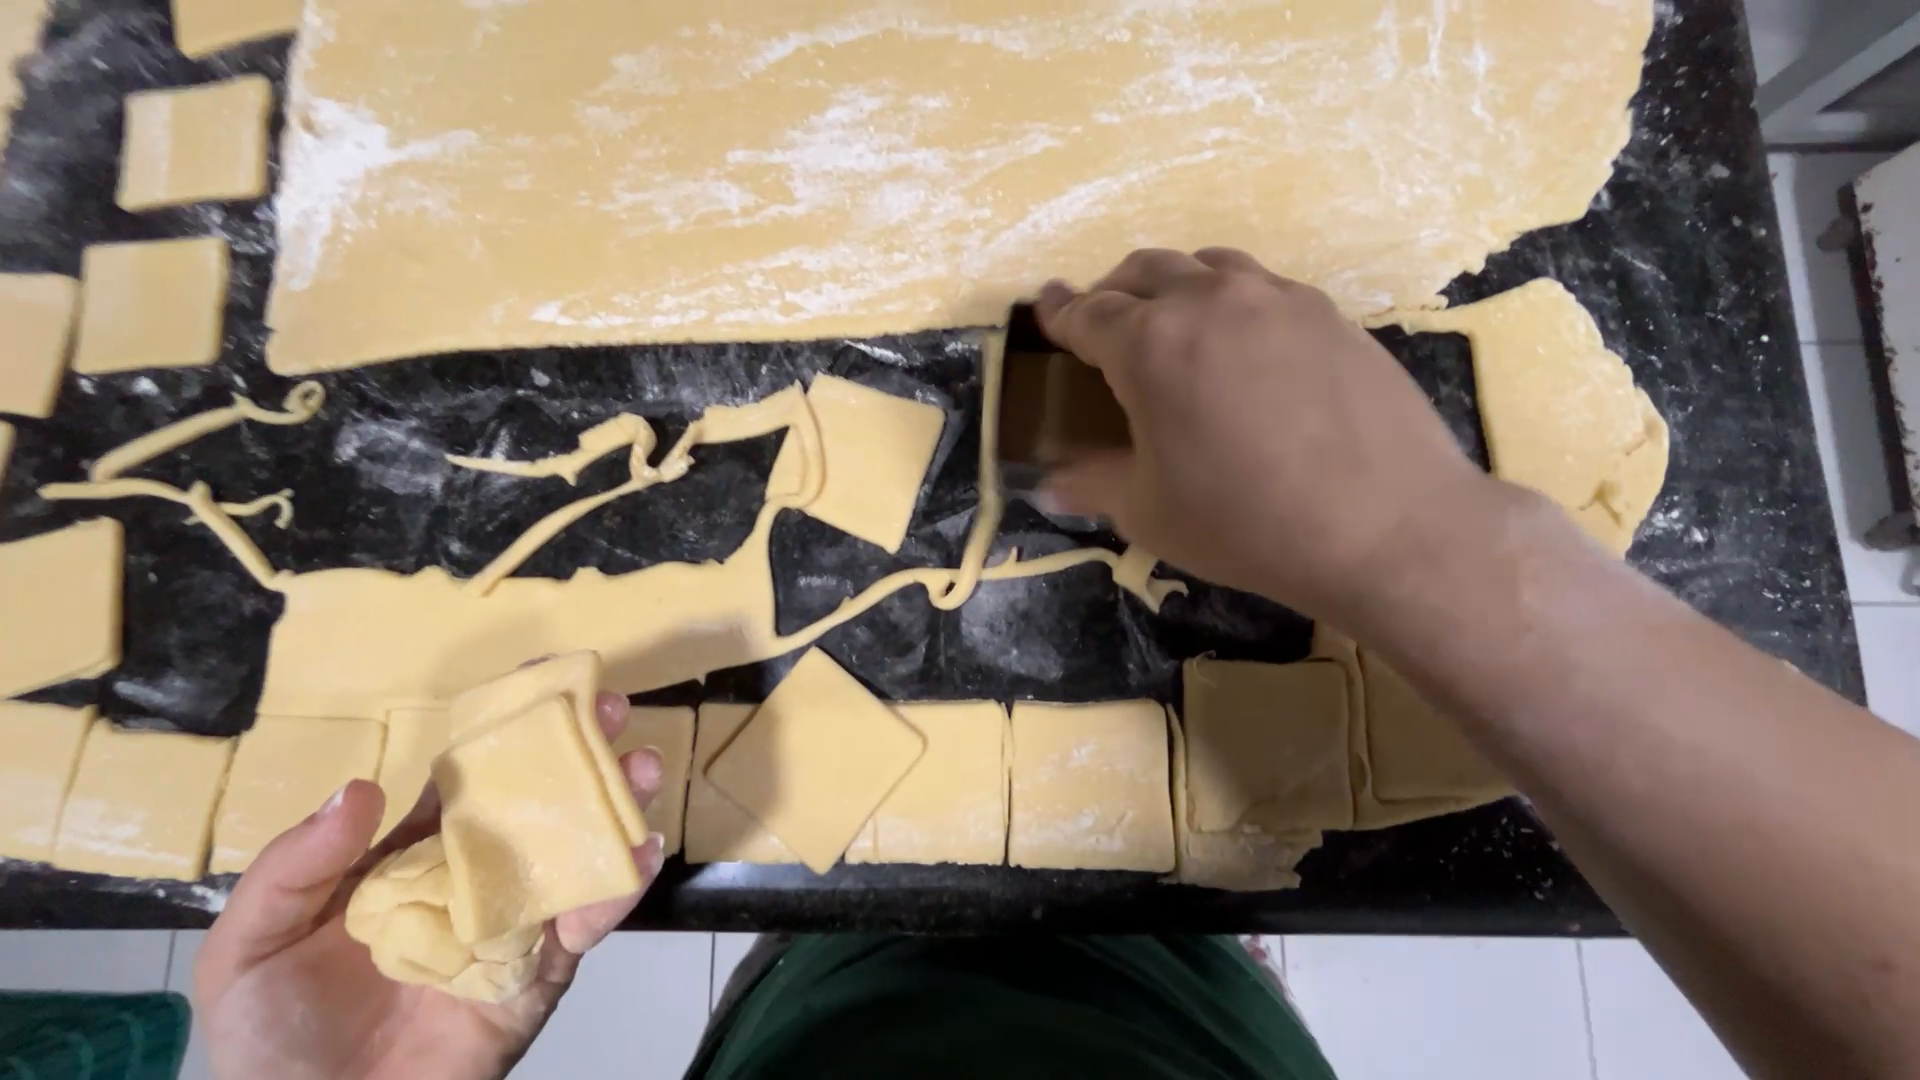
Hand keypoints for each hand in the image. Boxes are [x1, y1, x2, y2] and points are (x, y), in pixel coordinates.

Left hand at [194, 692, 665, 1079]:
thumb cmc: (280, 1039)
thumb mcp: (250, 949)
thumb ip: (295, 868)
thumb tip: (364, 787)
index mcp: (422, 853)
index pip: (474, 775)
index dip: (510, 726)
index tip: (545, 679)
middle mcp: (485, 870)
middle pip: (543, 799)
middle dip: (582, 750)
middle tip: (613, 710)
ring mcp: (523, 914)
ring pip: (581, 847)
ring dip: (618, 803)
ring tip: (642, 768)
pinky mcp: (549, 965)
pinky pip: (590, 920)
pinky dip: (620, 885)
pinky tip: (639, 850)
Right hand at [1034, 248, 1499, 625]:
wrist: (1386, 525)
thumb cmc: (1244, 523)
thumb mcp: (1148, 513)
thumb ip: (1091, 485)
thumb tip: (1048, 487)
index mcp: (1149, 344)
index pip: (1087, 314)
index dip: (1059, 314)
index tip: (1045, 307)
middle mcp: (1208, 301)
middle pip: (1143, 271)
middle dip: (1111, 291)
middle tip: (1103, 321)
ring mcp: (1275, 298)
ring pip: (1206, 266)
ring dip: (1174, 286)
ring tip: (1173, 324)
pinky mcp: (1328, 312)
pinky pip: (1261, 287)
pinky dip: (1231, 302)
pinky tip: (1244, 347)